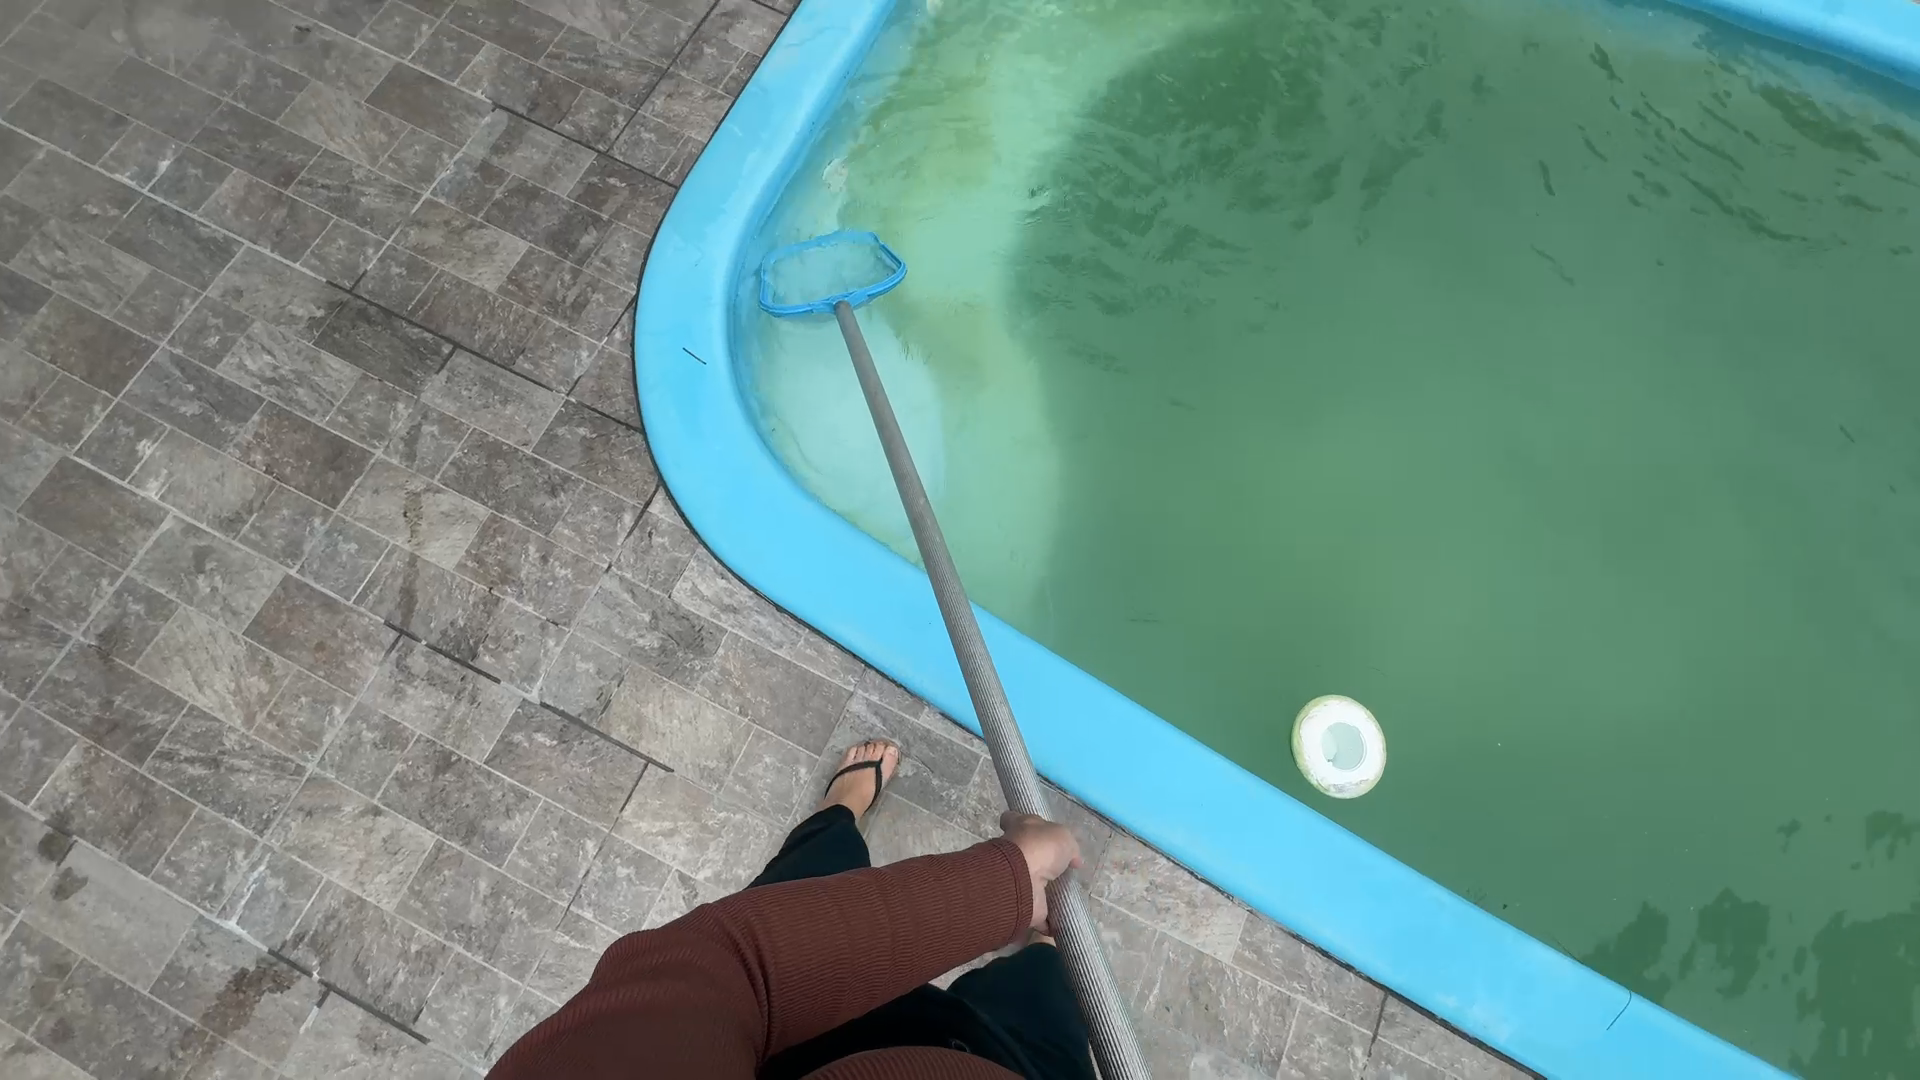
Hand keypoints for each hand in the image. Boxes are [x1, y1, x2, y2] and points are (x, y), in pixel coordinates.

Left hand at [999, 812, 1082, 934]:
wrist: (1024, 880)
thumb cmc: (1040, 847)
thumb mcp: (1063, 836)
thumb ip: (1069, 845)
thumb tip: (1074, 859)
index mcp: (1019, 828)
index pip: (1013, 819)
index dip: (1022, 823)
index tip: (1036, 832)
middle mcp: (1015, 852)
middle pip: (1027, 853)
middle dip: (1041, 861)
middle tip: (1061, 869)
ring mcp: (1018, 879)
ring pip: (1032, 883)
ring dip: (1045, 890)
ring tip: (1065, 894)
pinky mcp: (1025, 904)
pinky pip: (1039, 912)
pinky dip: (1049, 920)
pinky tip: (1063, 920)